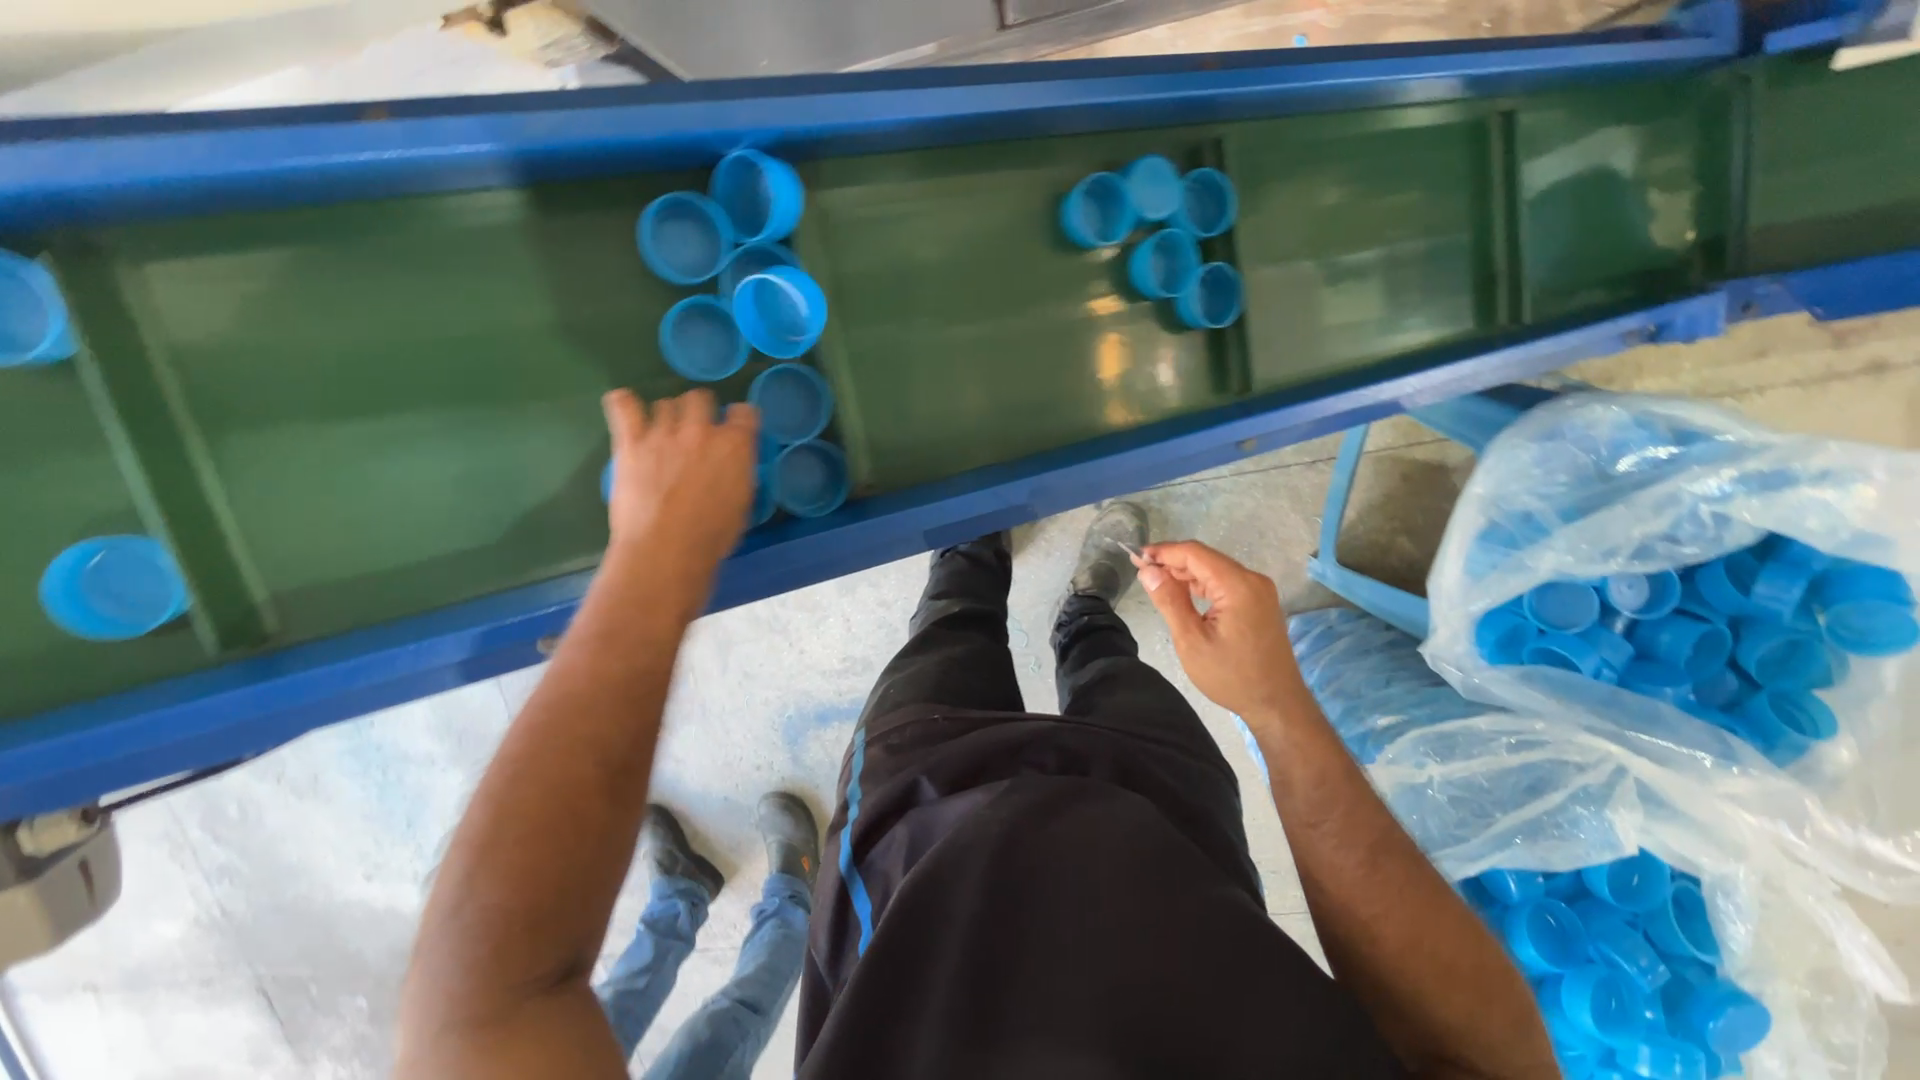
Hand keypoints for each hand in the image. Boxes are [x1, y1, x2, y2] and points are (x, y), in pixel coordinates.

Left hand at [602, 388, 758, 581]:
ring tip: (662, 435)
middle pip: (700, 398)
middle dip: (700, 411)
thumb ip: (738, 474)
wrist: (666, 550)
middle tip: (695, 433)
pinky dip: (624, 404)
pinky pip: (623, 405)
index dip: (739, 420)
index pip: (744, 412)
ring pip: (666, 404)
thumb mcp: (742, 504)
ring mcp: (664, 433)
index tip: (734, 431)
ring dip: (668, 416)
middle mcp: (702, 430)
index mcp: (735, 446)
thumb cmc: (711, 538)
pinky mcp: (631, 442)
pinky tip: (625, 409)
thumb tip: (731, 466)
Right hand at [1137, 541, 1300, 721]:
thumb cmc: (1231, 676)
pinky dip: (1202, 585)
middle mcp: (1252, 580)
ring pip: (1215, 571)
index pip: (1194, 553)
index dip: (1163, 552)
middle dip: (1172, 562)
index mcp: (1237, 585)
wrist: (1276, 703)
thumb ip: (1169, 601)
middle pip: (1206, 559)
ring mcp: (1259, 591)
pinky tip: (1182, 594)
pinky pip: (1225, 584)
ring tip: (1155, 582)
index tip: (1136, 557)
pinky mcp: (1259, 603)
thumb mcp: (1192, 640)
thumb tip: (1148, 571)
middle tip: (1141, 571)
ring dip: (1185, 574)